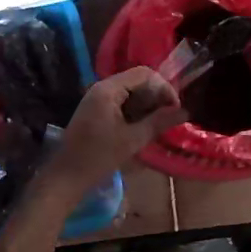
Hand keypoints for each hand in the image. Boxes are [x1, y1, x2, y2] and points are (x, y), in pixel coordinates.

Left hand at [51, 67, 186, 185]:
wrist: (66, 177)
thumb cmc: (98, 157)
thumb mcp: (132, 140)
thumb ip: (159, 122)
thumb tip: (184, 111)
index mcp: (108, 89)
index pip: (144, 74)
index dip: (164, 88)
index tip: (175, 109)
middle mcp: (102, 88)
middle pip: (137, 81)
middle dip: (156, 97)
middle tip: (170, 118)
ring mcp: (97, 99)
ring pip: (130, 93)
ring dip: (147, 105)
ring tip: (160, 124)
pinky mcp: (96, 111)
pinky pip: (121, 103)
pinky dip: (135, 112)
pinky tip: (144, 128)